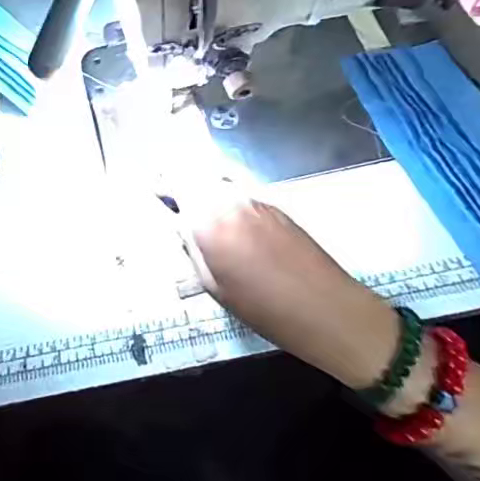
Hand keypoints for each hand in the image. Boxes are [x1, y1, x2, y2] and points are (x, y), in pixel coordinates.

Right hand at [172, 188, 401, 391]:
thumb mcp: (214, 285)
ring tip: (199, 212)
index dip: (162, 184)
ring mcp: (257, 199)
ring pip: (221, 180)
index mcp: (210, 219)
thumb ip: (194, 247)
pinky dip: (227, 198)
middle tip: (172, 200)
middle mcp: (231, 199)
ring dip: (205, 188)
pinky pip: (240, 192)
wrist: (324, 306)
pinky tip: (229, 223)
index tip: (155, 194)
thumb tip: (182, 224)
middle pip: (198, 173)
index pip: (176, 182)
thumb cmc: (262, 307)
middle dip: (182, 182)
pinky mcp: (275, 207)